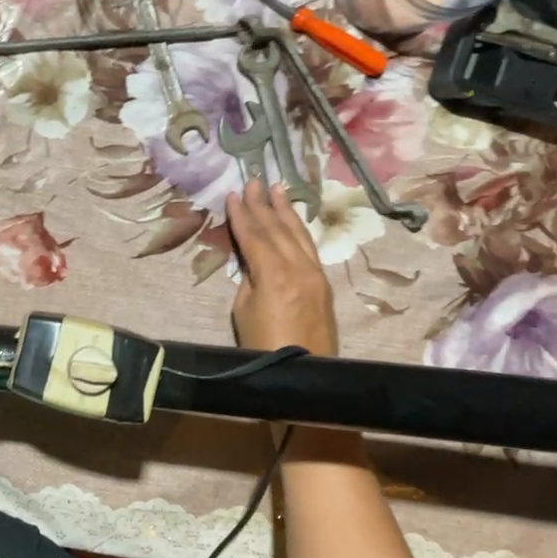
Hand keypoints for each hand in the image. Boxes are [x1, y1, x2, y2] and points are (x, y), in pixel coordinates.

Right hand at [226, 179, 337, 356]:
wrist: (305, 376)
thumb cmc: (261, 347)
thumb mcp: (243, 311)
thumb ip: (249, 279)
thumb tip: (253, 261)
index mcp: (274, 273)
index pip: (255, 235)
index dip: (242, 214)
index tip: (233, 194)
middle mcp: (299, 268)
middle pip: (279, 229)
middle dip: (264, 204)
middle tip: (254, 181)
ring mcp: (316, 276)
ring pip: (299, 235)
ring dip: (286, 211)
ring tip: (278, 190)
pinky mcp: (323, 286)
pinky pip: (309, 248)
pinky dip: (299, 230)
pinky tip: (294, 222)